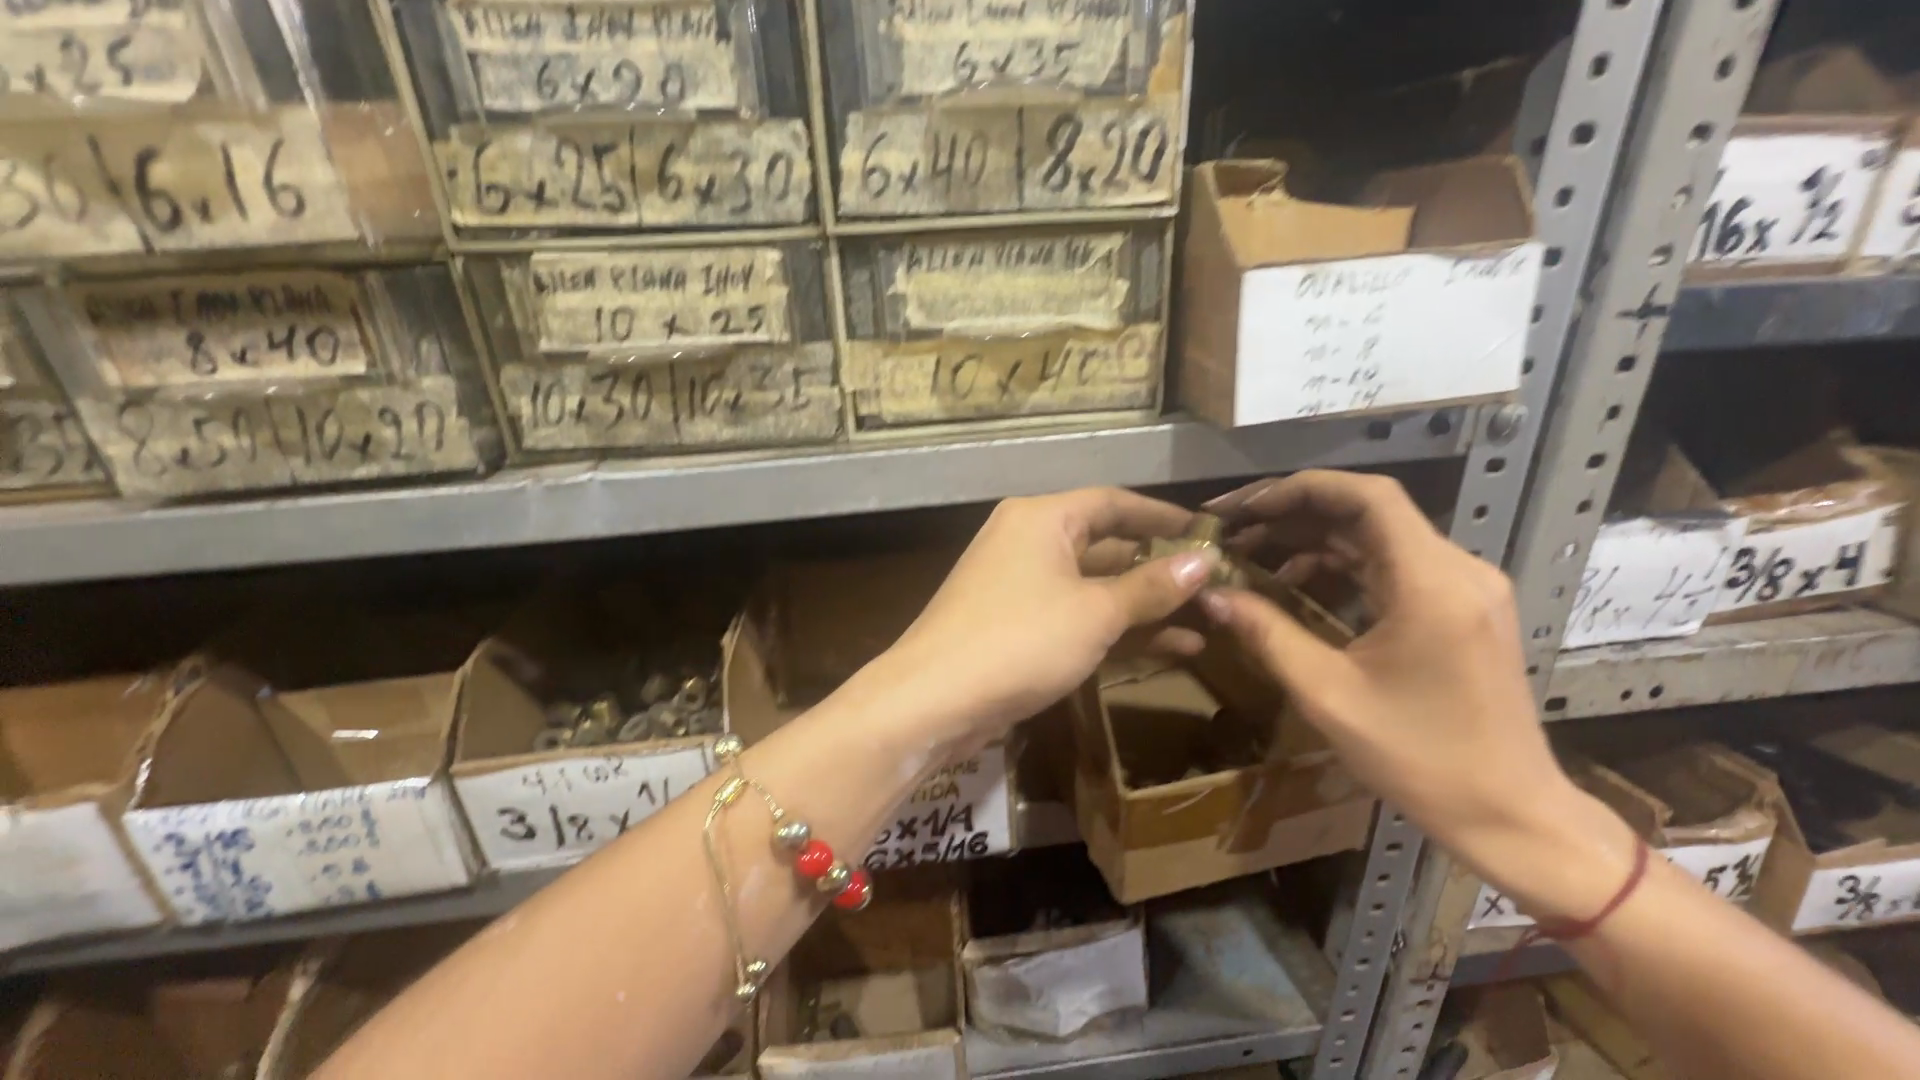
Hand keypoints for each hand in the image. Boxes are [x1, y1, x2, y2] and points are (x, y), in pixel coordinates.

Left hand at [876, 487, 1216, 753]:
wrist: (933, 699)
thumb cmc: (1020, 640)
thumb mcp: (1096, 612)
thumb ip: (1151, 586)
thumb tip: (1204, 560)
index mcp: (1043, 518)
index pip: (1114, 502)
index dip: (1163, 516)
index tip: (1208, 532)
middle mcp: (1029, 542)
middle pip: (1105, 545)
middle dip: (1159, 568)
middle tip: (1214, 585)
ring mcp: (1019, 586)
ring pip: (1094, 587)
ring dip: (1144, 606)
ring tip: (1206, 623)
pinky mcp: (1015, 627)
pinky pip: (1076, 617)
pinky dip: (1116, 630)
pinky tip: (1170, 649)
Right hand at [1199, 471, 1612, 909]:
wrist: (1510, 814)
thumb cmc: (1419, 759)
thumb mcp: (1328, 695)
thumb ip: (1268, 634)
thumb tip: (1212, 594)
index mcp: (1431, 583)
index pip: (1368, 497)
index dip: (1299, 489)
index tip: (1243, 507)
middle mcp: (1458, 571)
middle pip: (1370, 511)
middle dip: (1296, 514)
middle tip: (1234, 531)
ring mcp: (1466, 589)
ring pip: (1381, 537)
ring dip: (1316, 540)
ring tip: (1255, 555)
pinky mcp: (1464, 611)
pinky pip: (1396, 567)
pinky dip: (1345, 566)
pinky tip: (1300, 583)